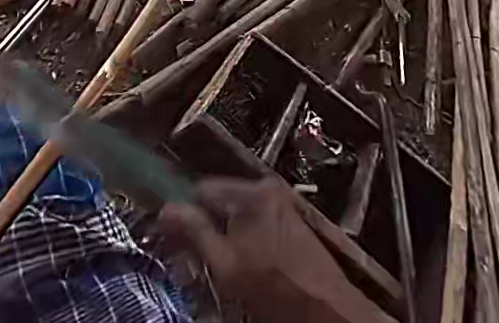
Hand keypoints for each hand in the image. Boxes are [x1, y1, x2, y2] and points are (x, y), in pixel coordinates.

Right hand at [160, 178, 387, 322]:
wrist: (332, 318)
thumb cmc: (277, 291)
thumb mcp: (226, 265)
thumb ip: (194, 231)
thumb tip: (165, 210)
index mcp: (253, 191)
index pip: (202, 189)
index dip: (183, 211)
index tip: (169, 233)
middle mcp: (268, 190)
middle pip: (220, 202)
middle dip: (203, 226)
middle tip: (190, 255)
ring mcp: (283, 207)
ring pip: (237, 216)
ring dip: (222, 237)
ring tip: (215, 267)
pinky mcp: (292, 227)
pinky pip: (255, 226)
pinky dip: (242, 243)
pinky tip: (240, 269)